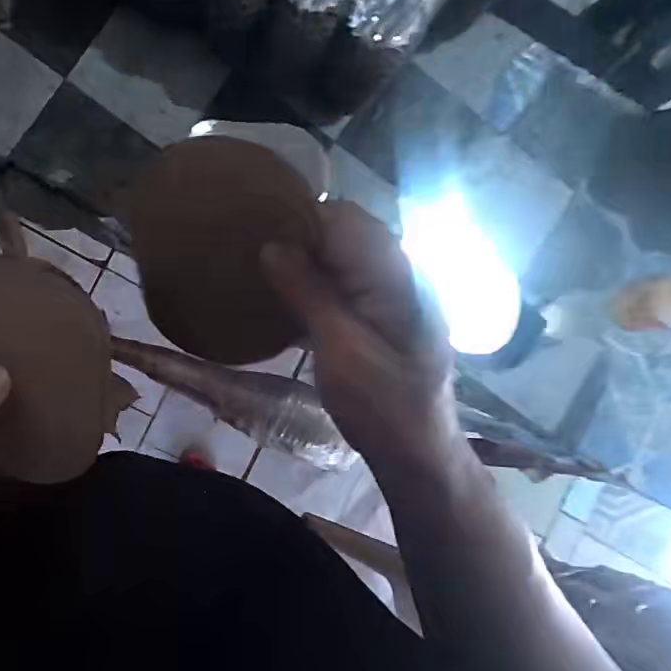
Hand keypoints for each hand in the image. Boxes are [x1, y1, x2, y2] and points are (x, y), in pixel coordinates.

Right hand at [262, 200, 465, 475]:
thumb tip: (273, 247)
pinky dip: (318, 286)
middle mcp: (402, 274)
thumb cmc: (379, 406)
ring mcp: (397, 295)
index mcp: (397, 277)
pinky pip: (348, 284)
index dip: (301, 221)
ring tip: (263, 275)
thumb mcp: (339, 351)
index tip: (256, 235)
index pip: (346, 219)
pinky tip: (289, 303)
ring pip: (345, 258)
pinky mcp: (387, 316)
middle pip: (347, 233)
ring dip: (306, 263)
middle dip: (300, 239)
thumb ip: (309, 295)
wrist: (417, 451)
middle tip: (252, 257)